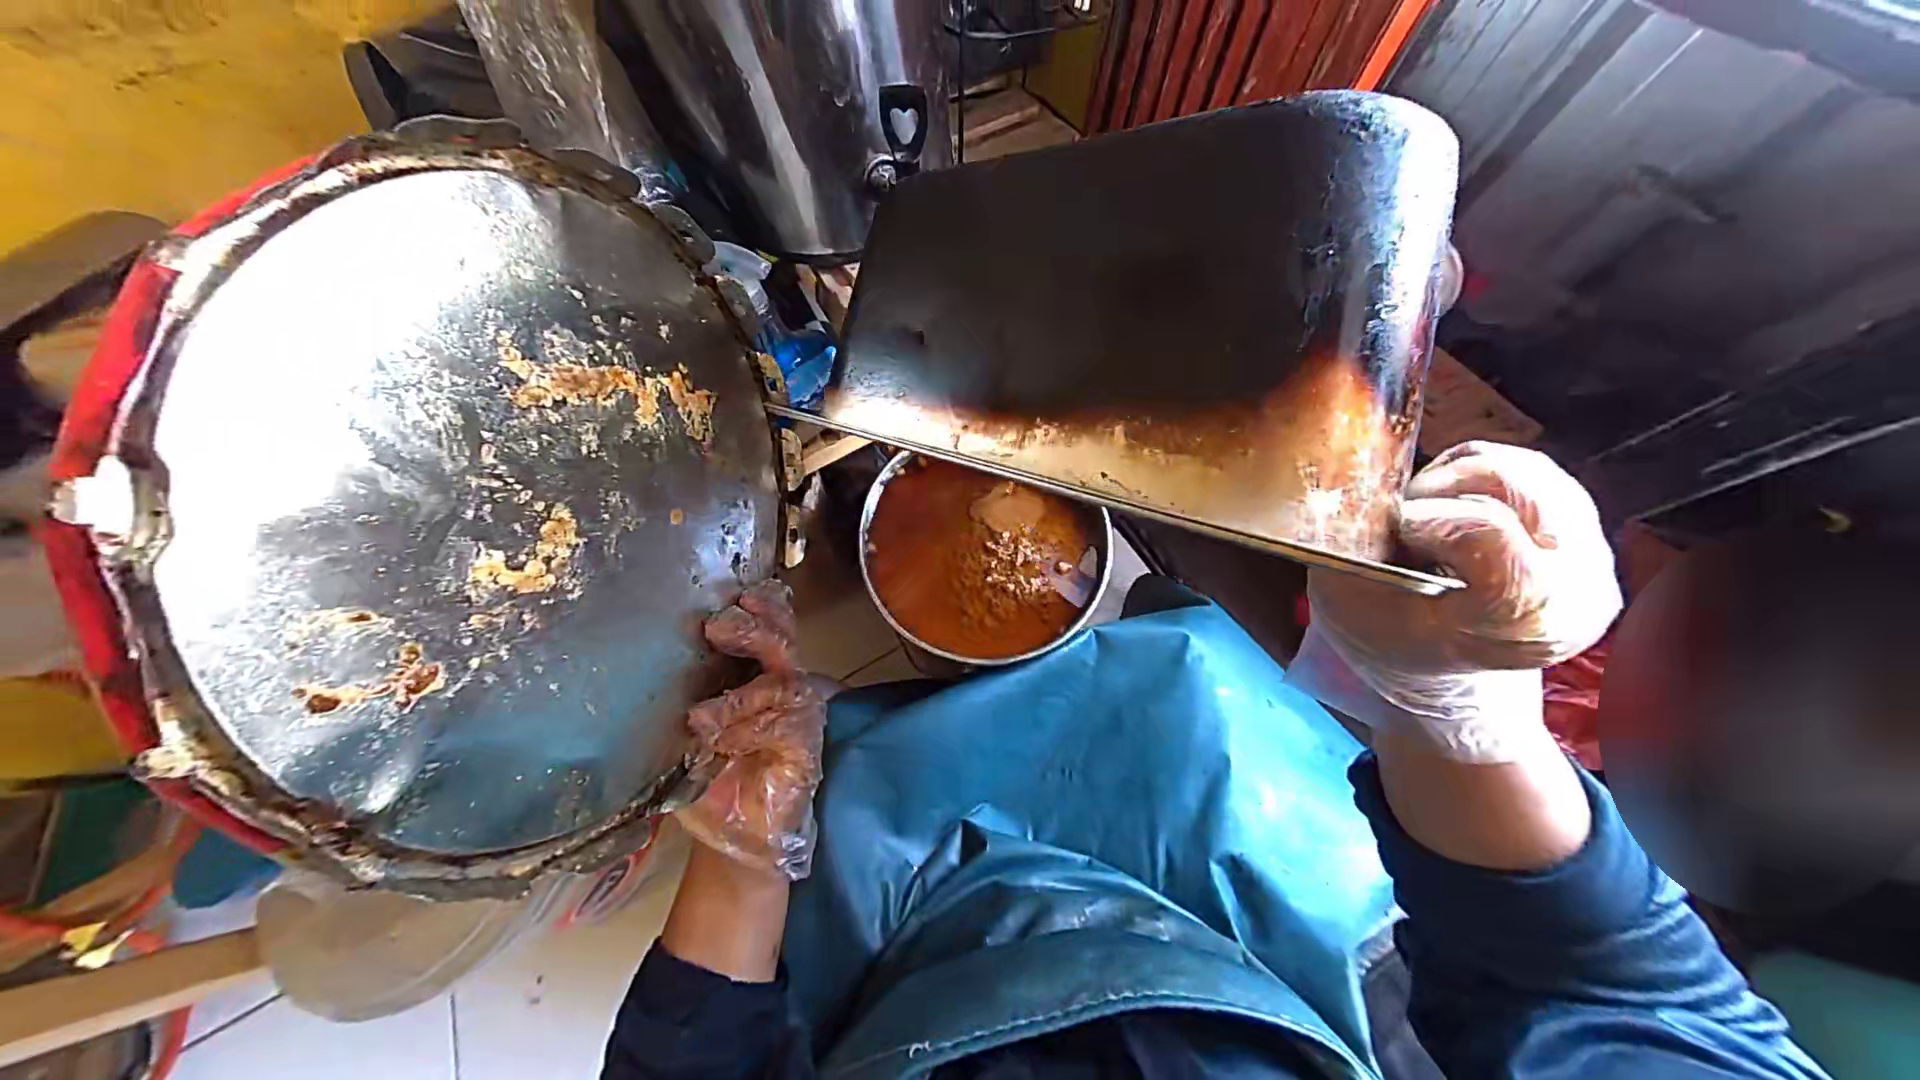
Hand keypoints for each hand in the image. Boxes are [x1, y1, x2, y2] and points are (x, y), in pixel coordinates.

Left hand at [675, 580, 825, 879]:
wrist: (737, 837)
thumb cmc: (712, 777)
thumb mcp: (687, 733)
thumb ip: (683, 700)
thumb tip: (643, 663)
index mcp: (758, 674)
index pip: (771, 628)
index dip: (763, 607)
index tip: (739, 594)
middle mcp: (783, 688)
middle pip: (784, 643)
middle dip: (757, 629)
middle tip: (720, 627)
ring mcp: (799, 717)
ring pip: (786, 684)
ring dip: (744, 695)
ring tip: (703, 717)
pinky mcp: (807, 749)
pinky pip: (786, 728)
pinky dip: (752, 731)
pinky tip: (724, 744)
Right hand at [1303, 442, 1621, 761]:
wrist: (1449, 679)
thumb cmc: (1395, 647)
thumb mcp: (1352, 608)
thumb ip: (1355, 553)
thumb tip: (1358, 496)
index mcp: (1522, 618)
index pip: (1483, 529)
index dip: (1420, 518)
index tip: (1388, 539)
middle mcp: (1580, 583)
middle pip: (1512, 484)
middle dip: (1438, 489)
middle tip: (1405, 524)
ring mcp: (1594, 554)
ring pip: (1522, 467)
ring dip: (1457, 479)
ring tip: (1429, 517)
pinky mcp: (1590, 531)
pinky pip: (1532, 469)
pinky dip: (1477, 475)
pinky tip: (1453, 507)